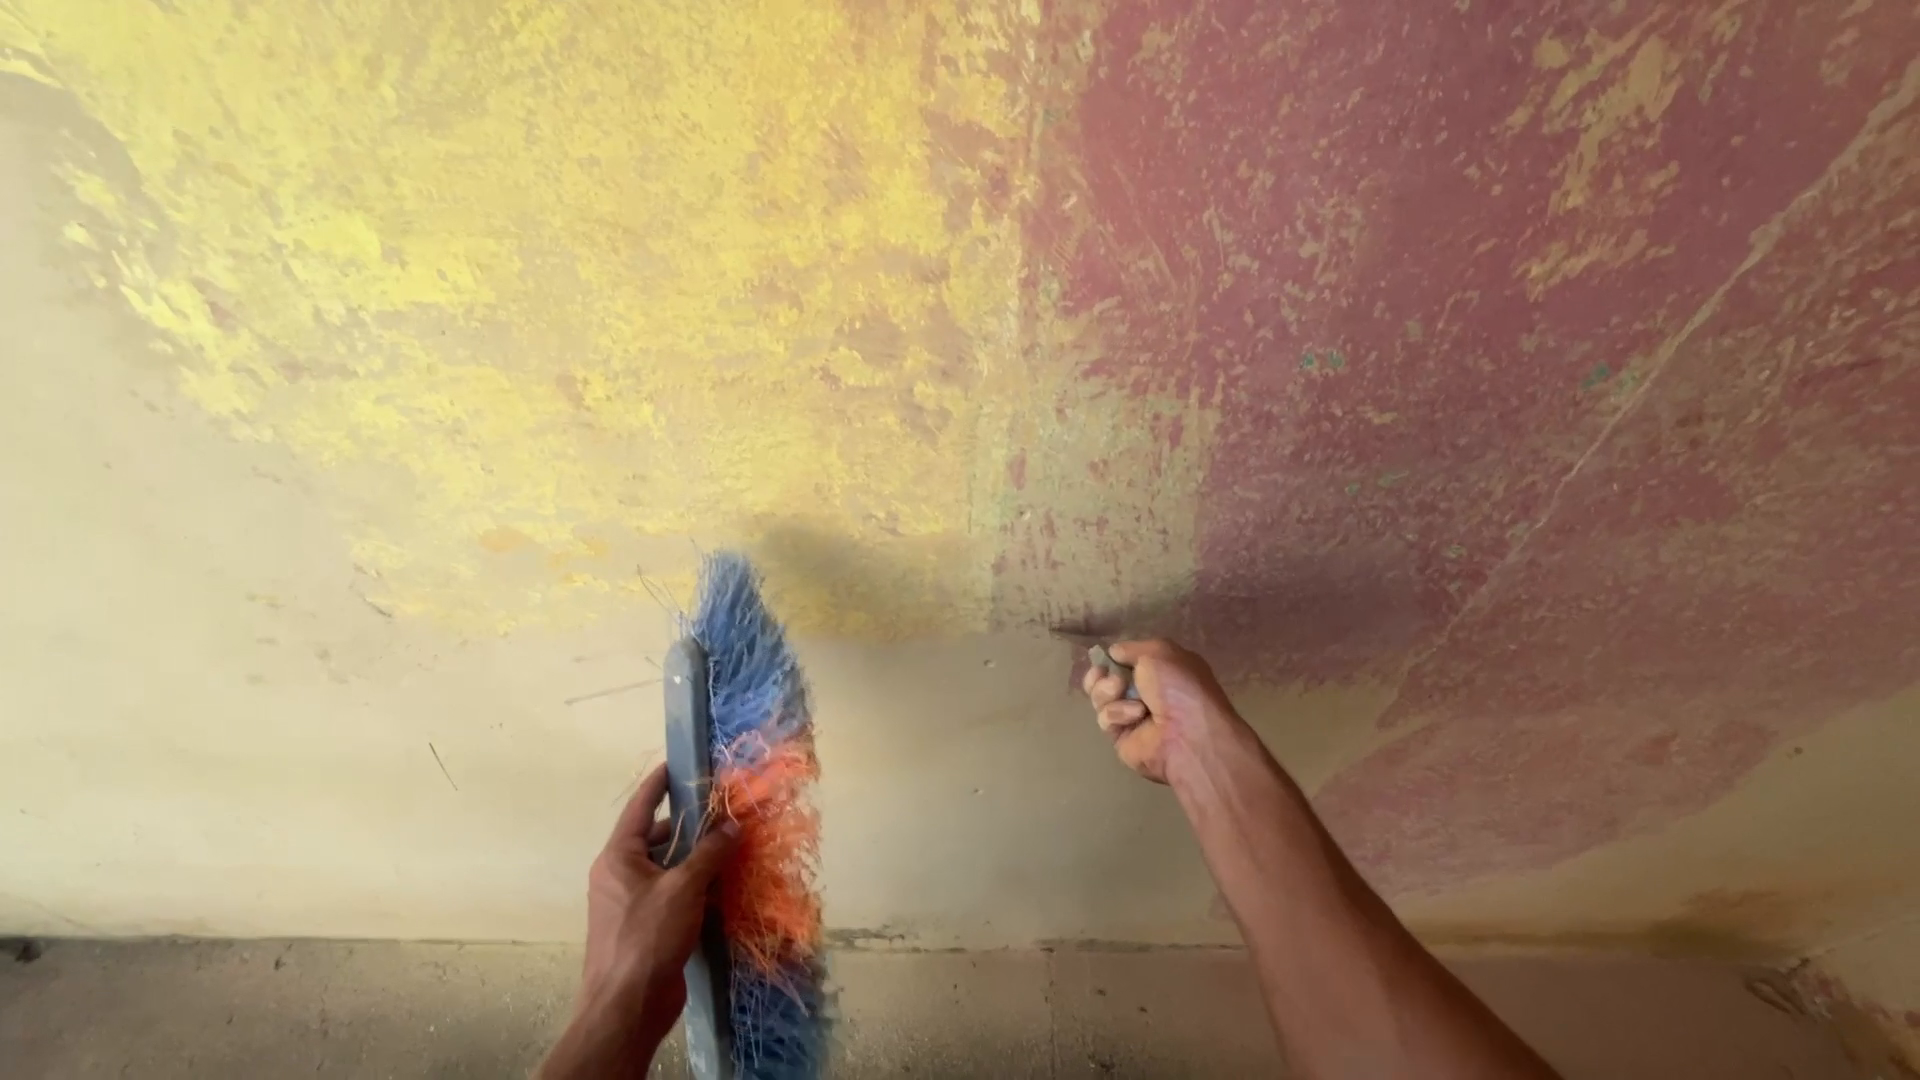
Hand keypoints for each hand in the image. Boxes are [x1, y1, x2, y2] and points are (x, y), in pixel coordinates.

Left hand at [541, 764, 737, 1078]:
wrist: (627, 1008)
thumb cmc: (647, 937)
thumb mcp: (684, 887)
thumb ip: (710, 852)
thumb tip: (733, 825)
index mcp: (619, 857)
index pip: (641, 807)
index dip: (660, 783)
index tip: (678, 762)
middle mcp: (622, 875)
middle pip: (660, 837)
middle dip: (692, 825)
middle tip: (726, 810)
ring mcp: (633, 902)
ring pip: (670, 866)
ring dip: (699, 857)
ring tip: (734, 843)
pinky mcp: (648, 926)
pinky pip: (674, 893)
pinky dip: (697, 884)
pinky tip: (725, 883)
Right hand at [1082, 639, 1234, 783]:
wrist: (1186, 734)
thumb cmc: (1178, 686)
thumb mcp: (1159, 651)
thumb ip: (1131, 648)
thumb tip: (1113, 654)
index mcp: (1161, 671)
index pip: (1126, 661)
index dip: (1113, 658)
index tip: (1105, 657)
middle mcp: (1147, 693)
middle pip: (1106, 679)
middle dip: (1100, 675)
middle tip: (1103, 674)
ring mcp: (1132, 716)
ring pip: (1101, 698)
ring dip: (1107, 691)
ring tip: (1119, 691)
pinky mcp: (1122, 737)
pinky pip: (1105, 719)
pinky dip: (1117, 713)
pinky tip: (1135, 716)